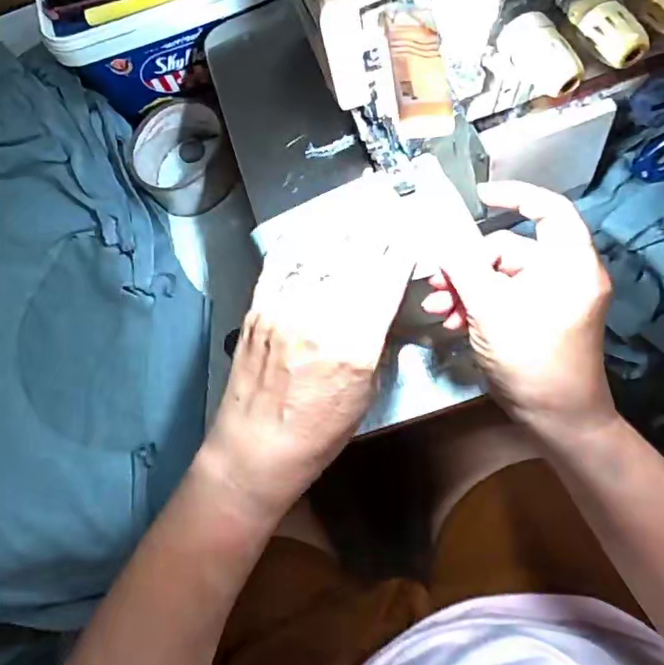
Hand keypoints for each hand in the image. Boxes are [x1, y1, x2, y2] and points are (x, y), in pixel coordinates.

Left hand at [198, 225, 413, 523]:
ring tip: (354, 216)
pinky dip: (297, 245)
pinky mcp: (258, 309)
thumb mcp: (364, 391)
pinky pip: (280, 265)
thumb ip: (373, 343)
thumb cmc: (317, 432)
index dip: (399, 252)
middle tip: (385, 216)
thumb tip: (379, 307)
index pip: (384, 280)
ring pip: (317, 254)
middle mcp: (318, 319)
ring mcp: (283, 309)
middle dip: (374, 233)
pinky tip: (309, 233)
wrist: (255, 448)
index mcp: (353, 344)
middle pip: (353, 259)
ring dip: (340, 232)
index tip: (408, 237)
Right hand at [422, 181, 619, 443]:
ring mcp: (554, 297)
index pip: (548, 209)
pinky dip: (479, 304)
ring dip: (465, 289)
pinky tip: (452, 320)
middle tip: (436, 281)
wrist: (558, 419)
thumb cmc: (532, 360)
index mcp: (569, 262)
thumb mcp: (489, 308)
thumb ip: (462, 265)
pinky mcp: (541, 317)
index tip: (479, 196)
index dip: (514, 195)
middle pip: (509, 248)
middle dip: (466, 265)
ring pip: (500, 276)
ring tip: (439, 309)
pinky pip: (505, 297)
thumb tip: (440, 236)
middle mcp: (566, 273)